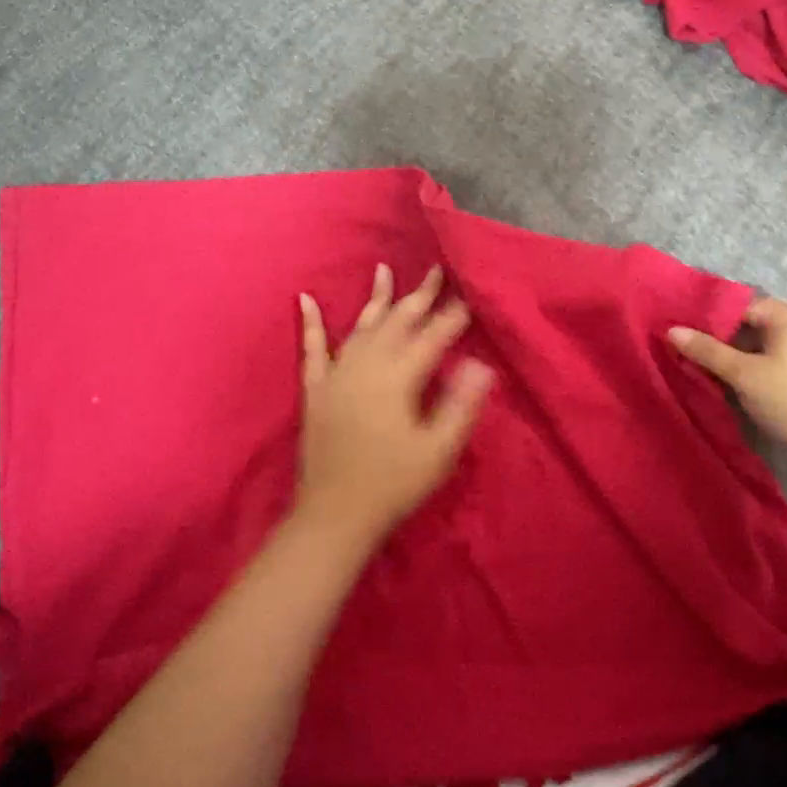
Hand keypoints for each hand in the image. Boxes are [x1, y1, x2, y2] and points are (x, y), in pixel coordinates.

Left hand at [295, 264, 493, 545]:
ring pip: (360, 328)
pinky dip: (310, 323)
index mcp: (398, 379)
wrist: (334, 516)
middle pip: (396, 323)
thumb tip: (480, 364)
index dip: (451, 318)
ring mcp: (336, 376)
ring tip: (384, 271)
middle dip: (418, 296)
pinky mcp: (315, 391)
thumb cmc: (393, 485)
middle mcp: (365, 367)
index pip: (431, 338)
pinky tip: (306, 299)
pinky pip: (312, 349)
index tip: (468, 297)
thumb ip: (459, 404)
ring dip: (375, 300)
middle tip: (434, 270)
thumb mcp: (438, 450)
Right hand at [669, 298, 786, 473]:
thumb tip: (672, 329)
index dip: (716, 321)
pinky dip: (770, 367)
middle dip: (732, 340)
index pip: (744, 306)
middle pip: (760, 323)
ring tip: (727, 377)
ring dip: (750, 356)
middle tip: (706, 360)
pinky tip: (759, 389)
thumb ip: (707, 350)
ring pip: (774, 343)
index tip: (695, 341)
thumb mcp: (742, 375)